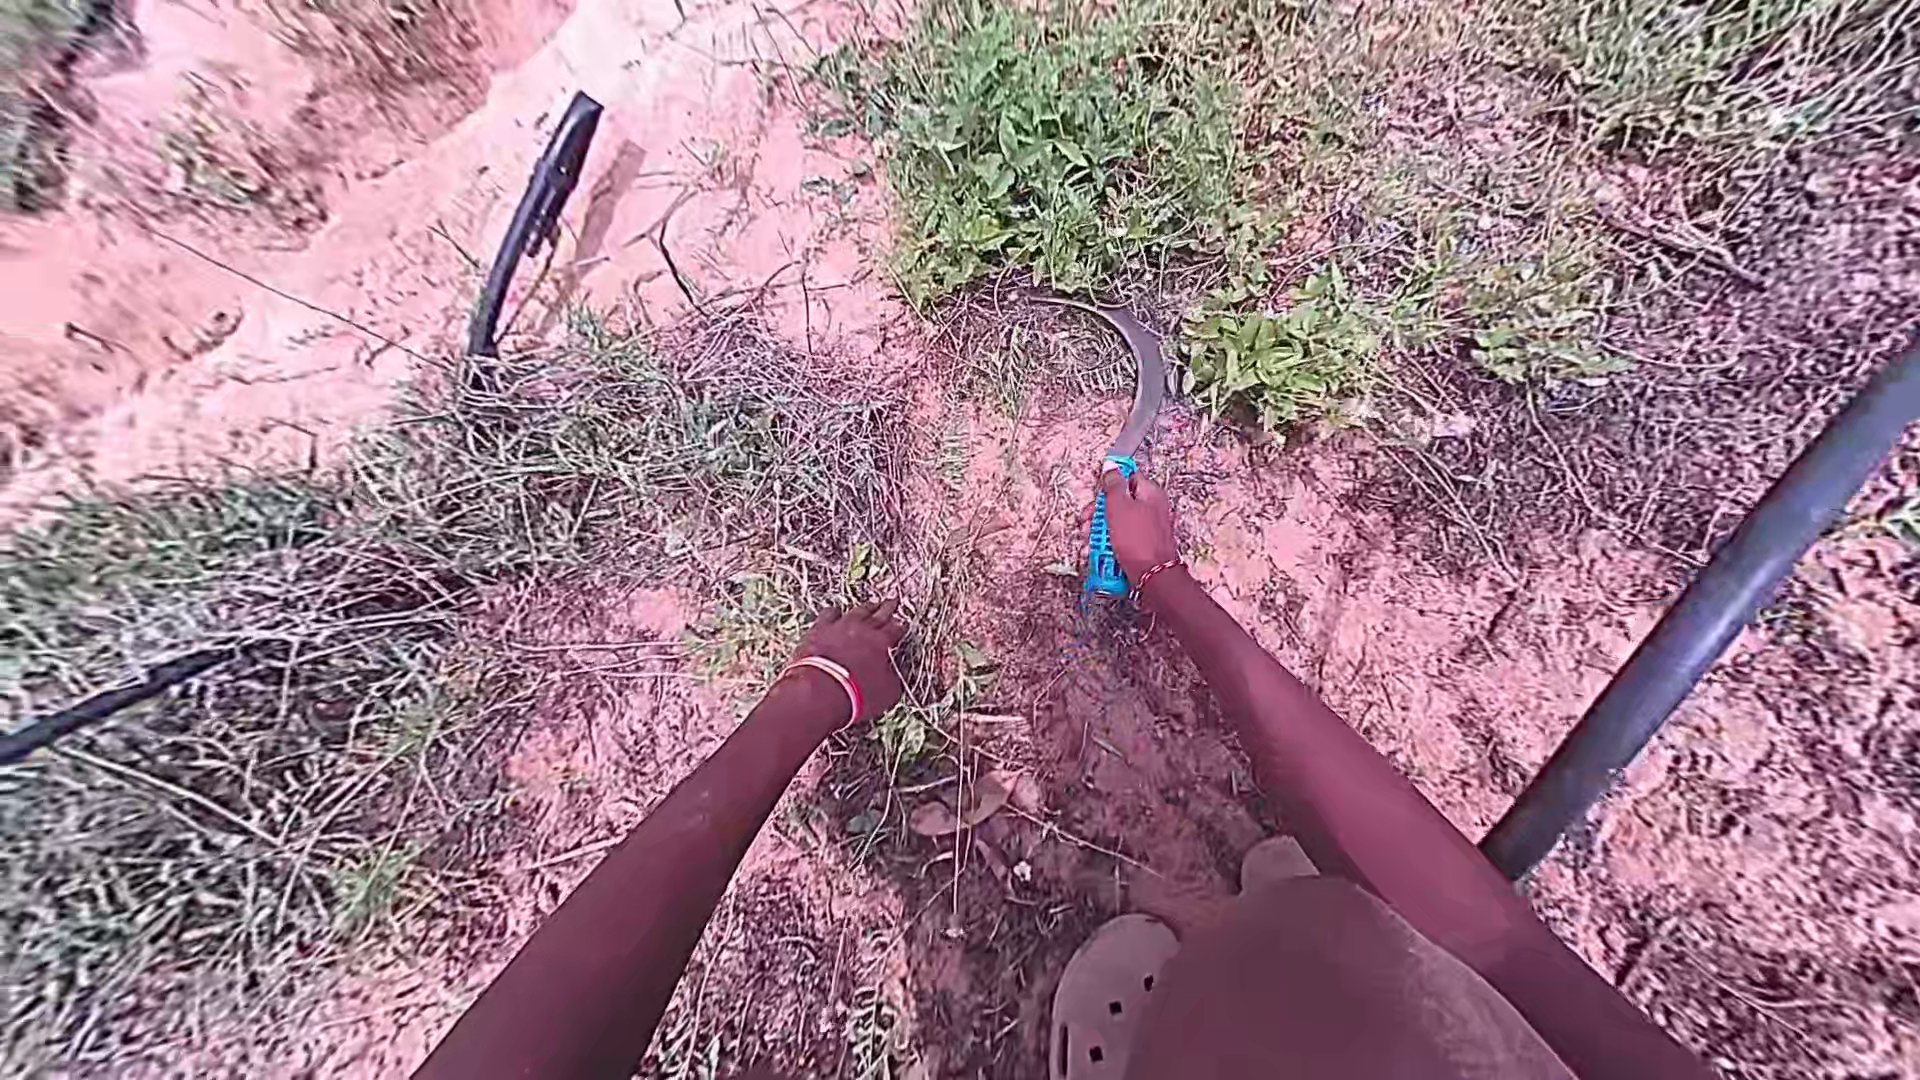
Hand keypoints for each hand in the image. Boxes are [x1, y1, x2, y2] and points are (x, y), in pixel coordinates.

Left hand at [789, 599, 905, 723]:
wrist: (819, 692)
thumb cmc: (855, 695)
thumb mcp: (887, 693)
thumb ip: (894, 678)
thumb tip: (895, 675)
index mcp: (882, 641)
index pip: (896, 628)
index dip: (901, 627)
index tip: (903, 625)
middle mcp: (863, 628)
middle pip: (879, 613)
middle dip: (888, 608)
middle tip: (893, 602)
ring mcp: (840, 626)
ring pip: (856, 610)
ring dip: (865, 608)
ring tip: (869, 605)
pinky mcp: (819, 629)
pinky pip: (829, 614)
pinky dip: (835, 612)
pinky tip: (835, 612)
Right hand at [1100, 468, 1178, 579]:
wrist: (1152, 575)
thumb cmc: (1137, 540)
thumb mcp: (1119, 507)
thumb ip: (1113, 484)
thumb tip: (1111, 465)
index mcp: (1150, 493)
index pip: (1128, 477)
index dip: (1110, 485)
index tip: (1098, 495)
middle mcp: (1152, 507)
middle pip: (1120, 501)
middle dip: (1100, 512)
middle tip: (1088, 522)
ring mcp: (1148, 526)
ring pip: (1118, 521)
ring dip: (1100, 530)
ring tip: (1090, 541)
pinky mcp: (1143, 544)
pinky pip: (1122, 538)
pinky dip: (1109, 543)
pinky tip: (1098, 551)